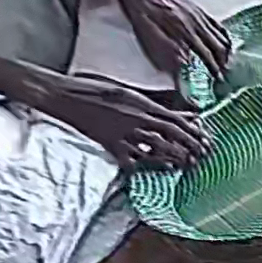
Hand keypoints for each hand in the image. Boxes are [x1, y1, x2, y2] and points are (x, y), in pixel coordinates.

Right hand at [26, 72, 209, 169]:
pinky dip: (146, 167)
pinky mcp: (109, 142)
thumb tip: (186, 115)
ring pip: (158, 148)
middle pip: (172, 135)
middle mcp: (135, 117)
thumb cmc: (90, 91)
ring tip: (186, 165)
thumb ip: (155, 106)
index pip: (176, 120)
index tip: (207, 143)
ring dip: (175, 158)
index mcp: (139, 103)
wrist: (53, 91)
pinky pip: (132, 160)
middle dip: (191, 147)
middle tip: (202, 158)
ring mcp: (122, 130)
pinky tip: (157, 171)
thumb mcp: (125, 93)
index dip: (195, 133)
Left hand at [114, 0, 231, 77]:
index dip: (214, 72)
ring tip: (225, 63)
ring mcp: (199, 18)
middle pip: (219, 50)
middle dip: (223, 65)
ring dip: (226, 55)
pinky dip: (225, 39)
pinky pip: (219, 27)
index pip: (207, 58)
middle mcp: (196, 26)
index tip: (218, 81)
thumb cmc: (141, 13)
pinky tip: (225, 46)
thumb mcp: (151, 37)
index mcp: (185, 34)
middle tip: (223, 75)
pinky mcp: (199, 10)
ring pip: (222, 40)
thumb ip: (171, 55)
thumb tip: (187, 72)